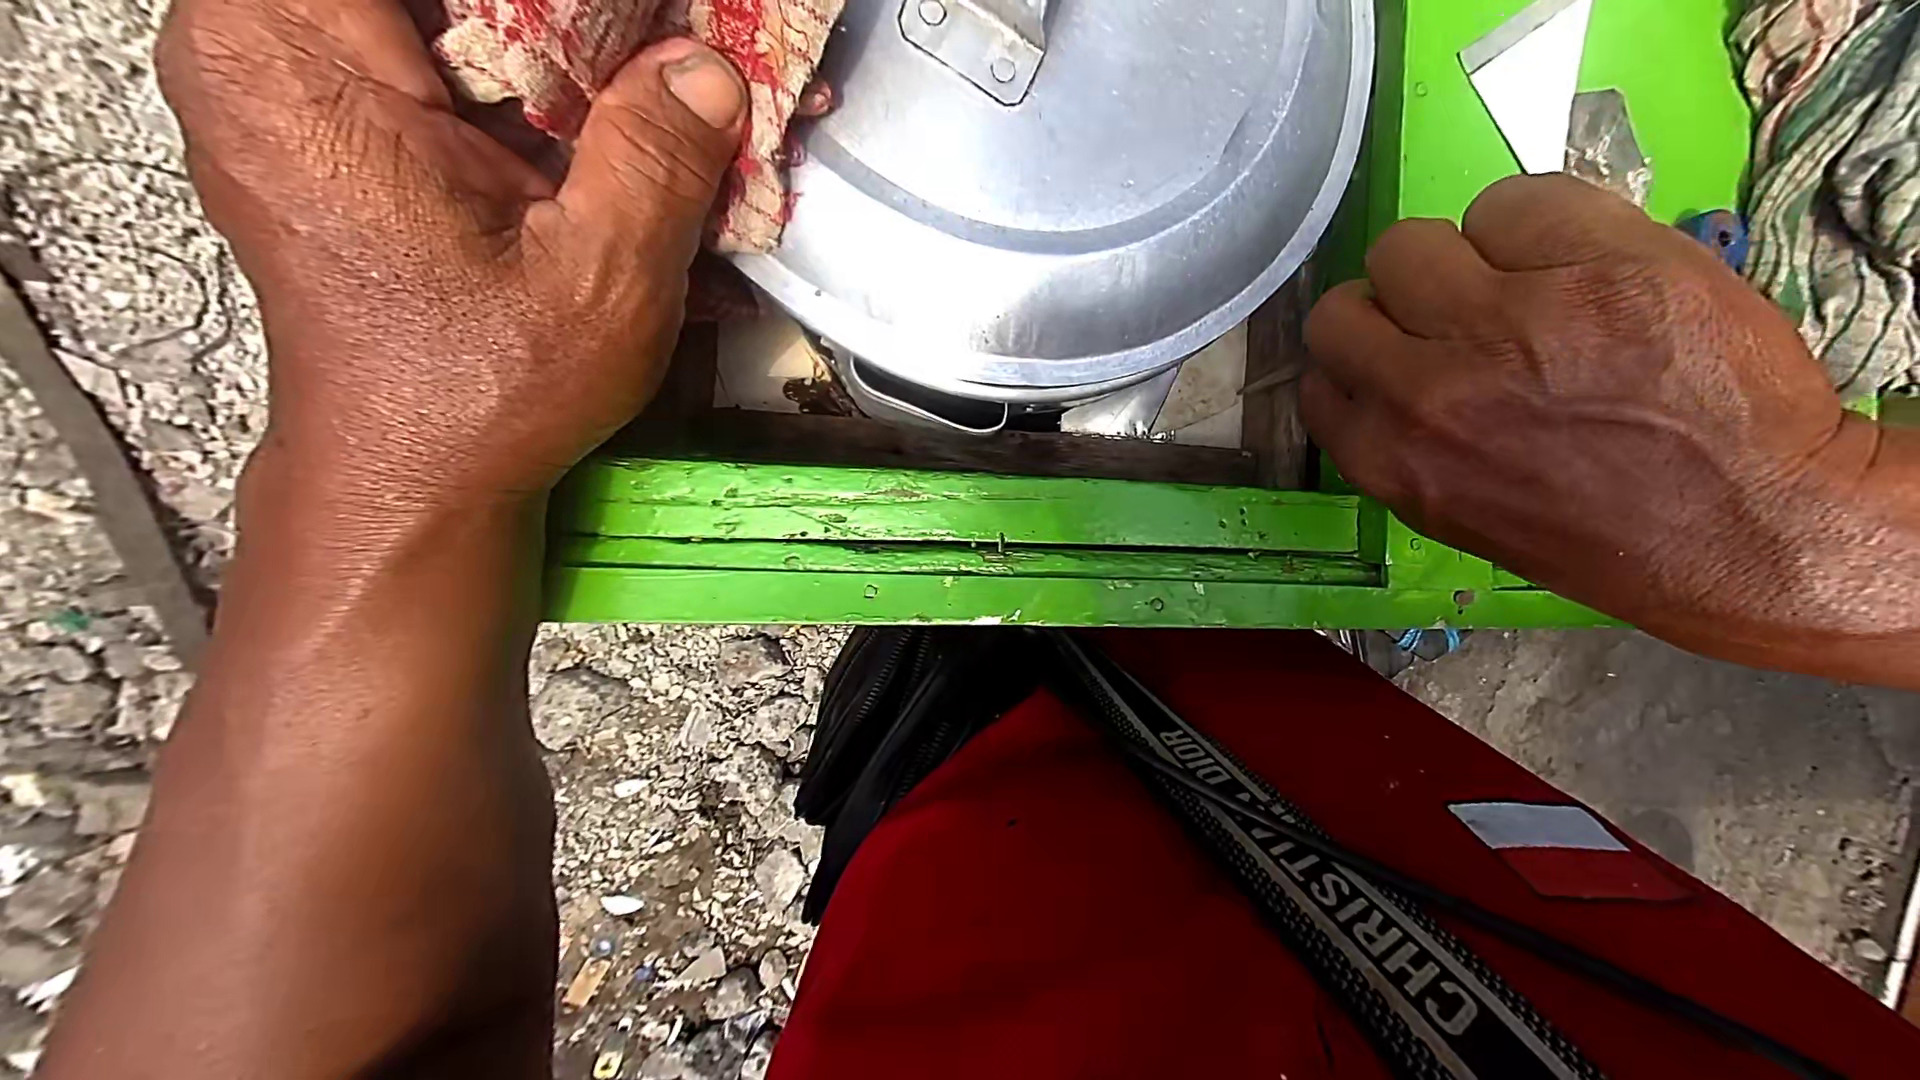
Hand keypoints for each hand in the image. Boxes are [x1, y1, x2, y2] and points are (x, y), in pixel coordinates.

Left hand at [156, 0, 747, 510]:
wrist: (423, 477)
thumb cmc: (494, 393)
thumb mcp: (602, 280)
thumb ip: (657, 162)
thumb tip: (710, 70)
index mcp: (300, 49)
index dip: (588, 4)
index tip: (666, 29)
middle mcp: (269, 45)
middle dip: (588, 27)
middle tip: (676, 63)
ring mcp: (301, 93)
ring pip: (464, 31)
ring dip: (574, 67)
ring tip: (660, 110)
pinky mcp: (348, 142)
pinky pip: (457, 81)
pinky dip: (544, 106)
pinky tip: (610, 147)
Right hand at [1303, 175, 1915, 665]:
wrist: (1735, 525)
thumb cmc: (1573, 526)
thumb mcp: (1437, 503)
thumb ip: (1381, 438)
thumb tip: (1359, 377)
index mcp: (1382, 453)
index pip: (1316, 378)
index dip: (1354, 363)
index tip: (1389, 359)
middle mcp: (1420, 389)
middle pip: (1339, 307)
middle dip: (1379, 308)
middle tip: (1438, 315)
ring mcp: (1504, 323)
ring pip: (1407, 244)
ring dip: (1446, 259)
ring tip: (1506, 280)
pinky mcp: (1595, 266)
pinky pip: (1510, 199)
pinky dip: (1527, 219)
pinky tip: (1565, 255)